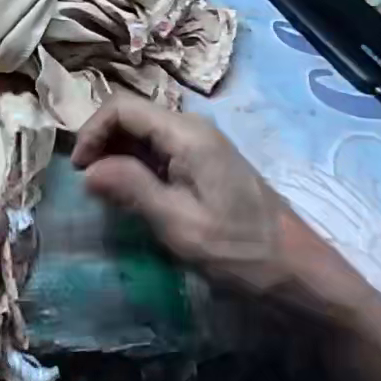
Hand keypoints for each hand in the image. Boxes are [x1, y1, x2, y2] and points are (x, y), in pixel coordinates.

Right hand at [72, 95, 380, 331]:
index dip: (91, 131)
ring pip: (142, 132)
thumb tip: (87, 170)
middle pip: (131, 115)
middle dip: (101, 142)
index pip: (121, 107)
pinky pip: (159, 149)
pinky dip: (136, 164)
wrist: (301, 273)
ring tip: (105, 191)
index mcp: (187, 134)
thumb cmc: (241, 251)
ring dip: (116, 154)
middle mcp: (193, 128)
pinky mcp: (205, 162)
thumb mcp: (180, 225)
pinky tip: (132, 193)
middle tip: (88, 183)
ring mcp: (201, 144)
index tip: (79, 171)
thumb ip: (132, 189)